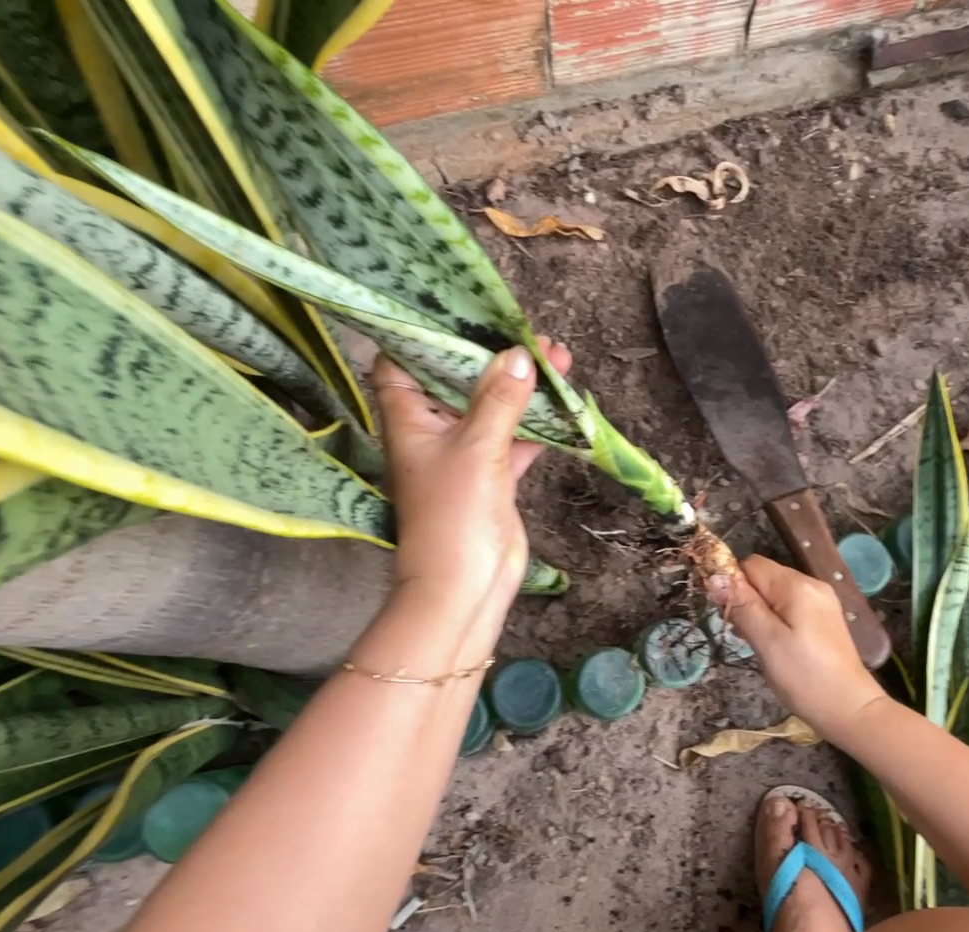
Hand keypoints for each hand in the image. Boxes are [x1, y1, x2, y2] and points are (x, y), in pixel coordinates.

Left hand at [372, 339, 571, 622]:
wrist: (466, 584)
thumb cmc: (454, 513)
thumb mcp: (477, 447)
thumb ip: (498, 399)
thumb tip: (519, 354)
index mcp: (409, 419)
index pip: (404, 362)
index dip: (426, 335)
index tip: (461, 310)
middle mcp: (432, 432)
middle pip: (458, 381)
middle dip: (491, 356)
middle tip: (527, 331)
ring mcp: (465, 455)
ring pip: (493, 409)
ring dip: (522, 387)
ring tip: (558, 357)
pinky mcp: (493, 477)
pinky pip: (515, 440)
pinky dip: (536, 424)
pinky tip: (564, 404)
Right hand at [715, 555, 888, 736]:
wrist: (849, 708)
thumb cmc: (804, 677)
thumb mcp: (767, 642)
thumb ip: (742, 606)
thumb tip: (714, 575)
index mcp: (797, 586)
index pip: (751, 565)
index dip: (733, 585)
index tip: (729, 616)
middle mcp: (812, 585)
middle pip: (764, 577)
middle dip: (746, 600)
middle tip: (745, 636)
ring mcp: (821, 601)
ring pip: (774, 593)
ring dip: (759, 613)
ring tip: (760, 644)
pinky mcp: (824, 618)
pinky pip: (789, 607)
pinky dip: (775, 620)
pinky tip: (776, 645)